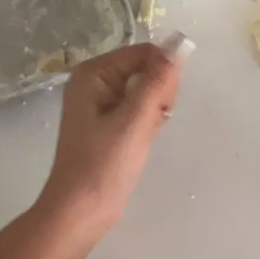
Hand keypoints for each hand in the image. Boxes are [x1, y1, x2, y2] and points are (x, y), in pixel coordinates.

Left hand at [34, 39, 185, 234]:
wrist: (81, 211)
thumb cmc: (103, 166)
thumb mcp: (133, 121)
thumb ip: (156, 82)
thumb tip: (178, 47)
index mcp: (93, 74)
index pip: (143, 53)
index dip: (163, 71)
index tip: (167, 102)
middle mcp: (95, 83)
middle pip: (145, 69)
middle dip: (159, 92)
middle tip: (152, 122)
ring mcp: (102, 104)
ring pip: (147, 91)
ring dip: (156, 109)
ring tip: (144, 135)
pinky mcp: (111, 124)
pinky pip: (140, 109)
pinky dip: (149, 121)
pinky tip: (143, 139)